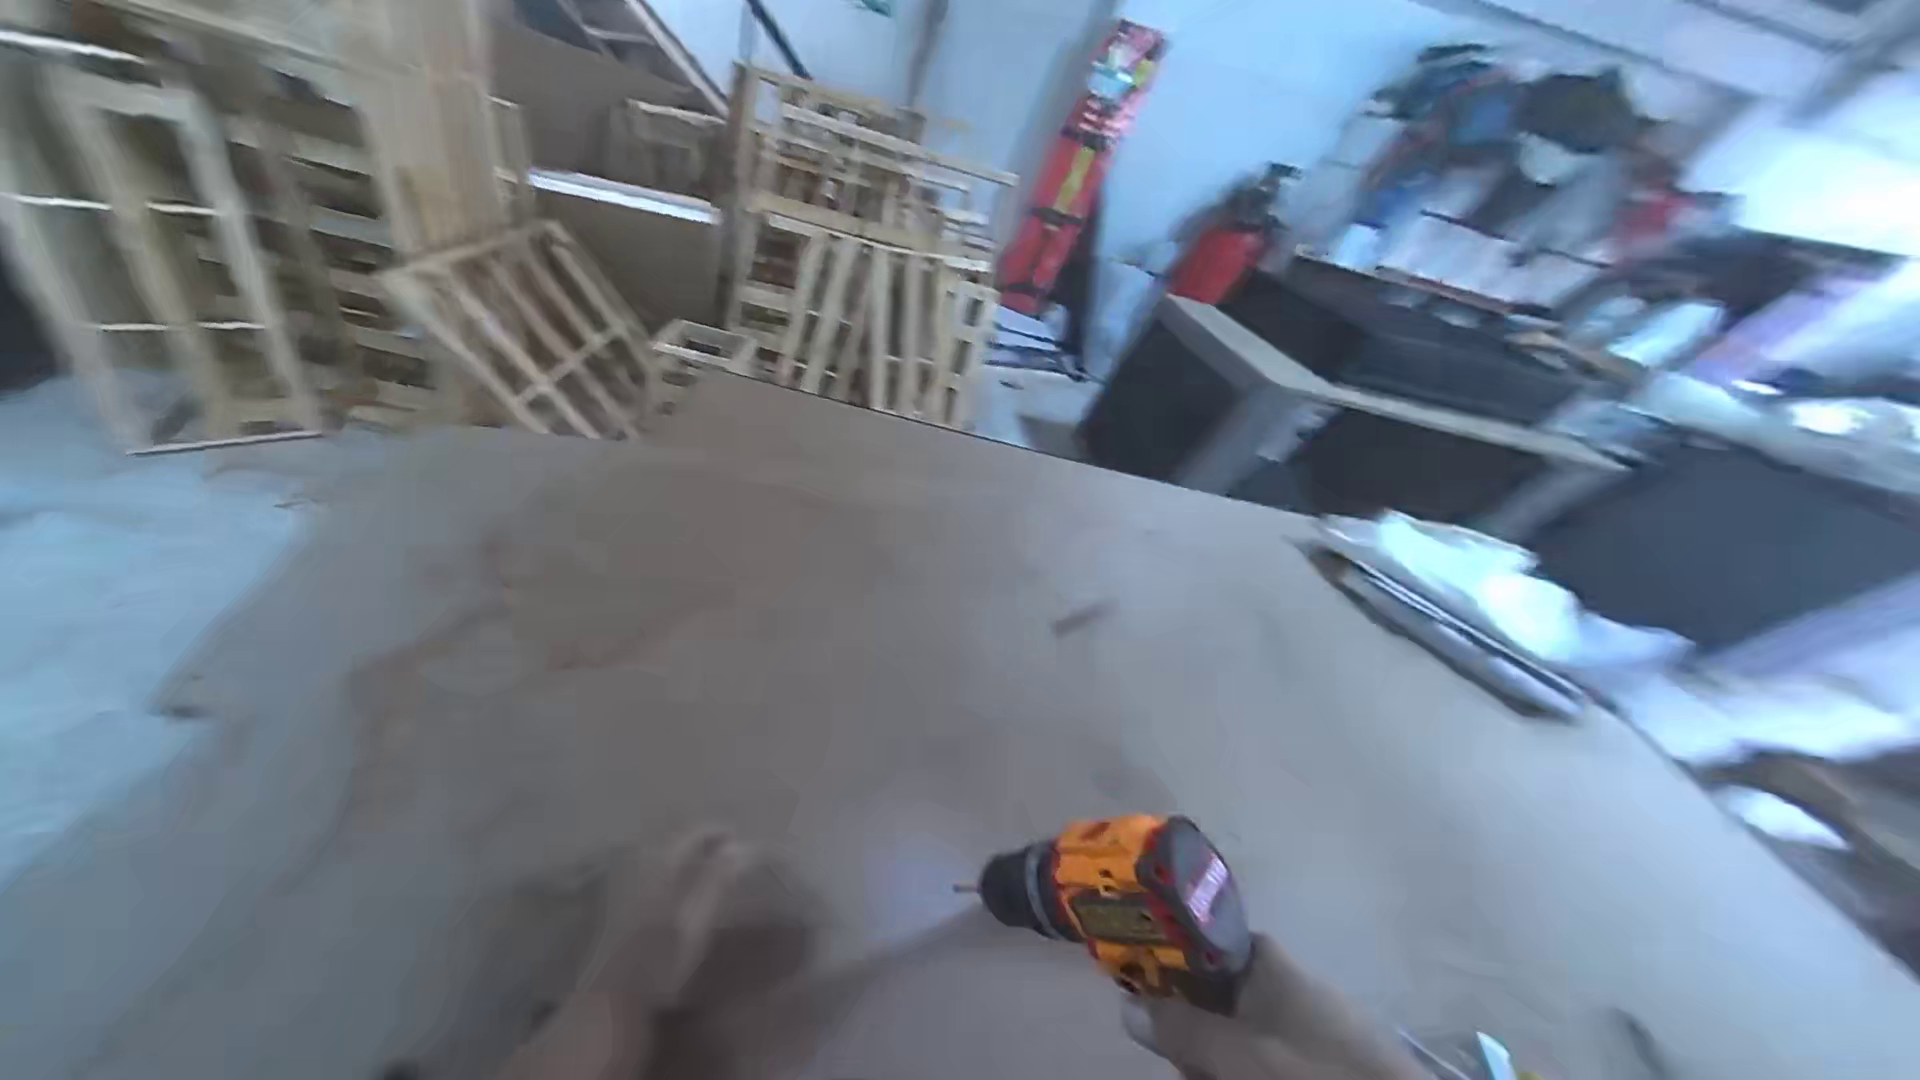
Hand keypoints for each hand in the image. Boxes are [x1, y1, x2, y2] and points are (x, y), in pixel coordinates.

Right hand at [1124, 935, 1426, 1079]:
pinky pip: (1267, 1057)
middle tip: (1185, 1070)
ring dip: (1215, 1061)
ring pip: (1237, 1034)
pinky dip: (1246, 1070)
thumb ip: (1180, 1029)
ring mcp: (1306, 1021)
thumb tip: (1125, 1005)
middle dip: (1192, 1036)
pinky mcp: (1326, 1060)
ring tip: (1207, 1079)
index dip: (1164, 970)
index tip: (1146, 1003)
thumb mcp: (1237, 1055)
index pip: (1194, 944)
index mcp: (1261, 957)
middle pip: (1211, 997)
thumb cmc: (1315, 1075)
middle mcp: (1280, 979)